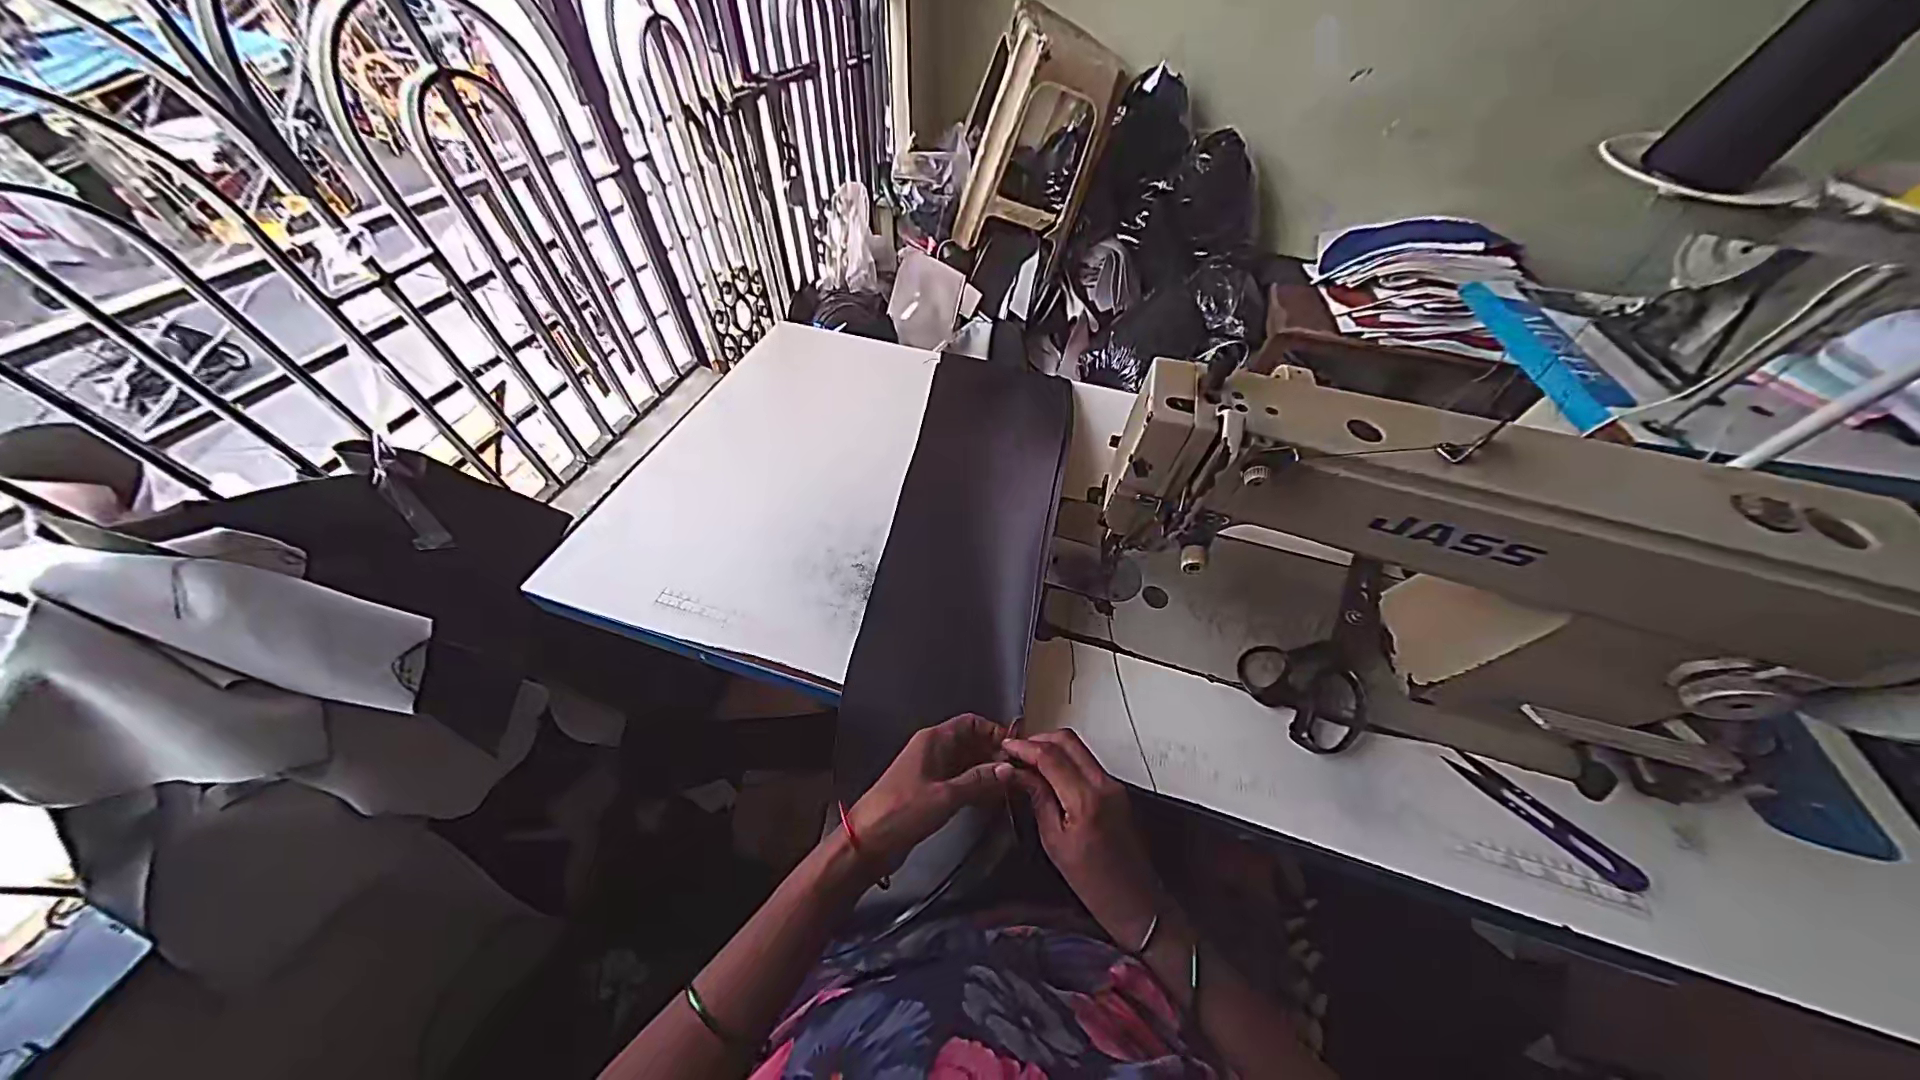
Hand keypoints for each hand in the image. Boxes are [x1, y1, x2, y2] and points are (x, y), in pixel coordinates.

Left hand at [844, 714, 1014, 874]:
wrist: (867, 842)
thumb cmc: (898, 812)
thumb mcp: (945, 795)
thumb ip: (978, 780)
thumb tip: (1007, 769)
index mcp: (933, 741)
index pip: (971, 723)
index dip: (995, 731)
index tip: (1016, 748)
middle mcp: (932, 751)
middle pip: (971, 742)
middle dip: (995, 754)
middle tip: (1018, 771)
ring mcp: (931, 771)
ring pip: (967, 763)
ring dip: (987, 772)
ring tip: (1011, 786)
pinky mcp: (930, 792)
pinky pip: (960, 781)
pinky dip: (976, 786)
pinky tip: (992, 799)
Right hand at [1004, 730, 1160, 947]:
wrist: (1136, 902)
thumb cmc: (1095, 883)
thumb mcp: (1054, 842)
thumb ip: (1037, 798)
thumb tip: (1016, 773)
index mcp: (1086, 800)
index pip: (1050, 756)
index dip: (1024, 747)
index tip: (1007, 748)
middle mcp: (1104, 785)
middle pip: (1067, 740)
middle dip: (1038, 739)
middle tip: (1016, 751)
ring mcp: (1114, 785)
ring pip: (1079, 748)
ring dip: (1052, 747)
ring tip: (1029, 762)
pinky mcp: (1117, 790)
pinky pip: (1088, 762)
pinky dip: (1066, 759)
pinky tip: (1050, 773)